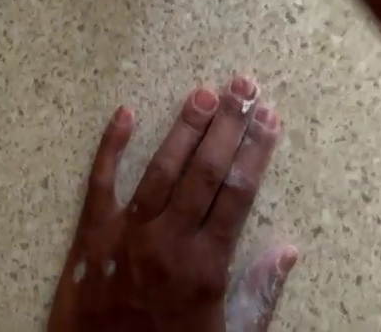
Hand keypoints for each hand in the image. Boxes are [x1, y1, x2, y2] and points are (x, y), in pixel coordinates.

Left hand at [47, 79, 296, 331]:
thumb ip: (259, 295)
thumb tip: (289, 248)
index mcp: (206, 267)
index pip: (238, 193)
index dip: (256, 151)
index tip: (270, 115)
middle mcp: (169, 242)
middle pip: (204, 171)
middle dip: (227, 125)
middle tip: (243, 85)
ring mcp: (127, 233)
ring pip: (161, 168)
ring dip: (184, 127)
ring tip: (202, 92)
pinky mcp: (91, 233)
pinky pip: (101, 180)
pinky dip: (112, 145)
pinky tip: (125, 112)